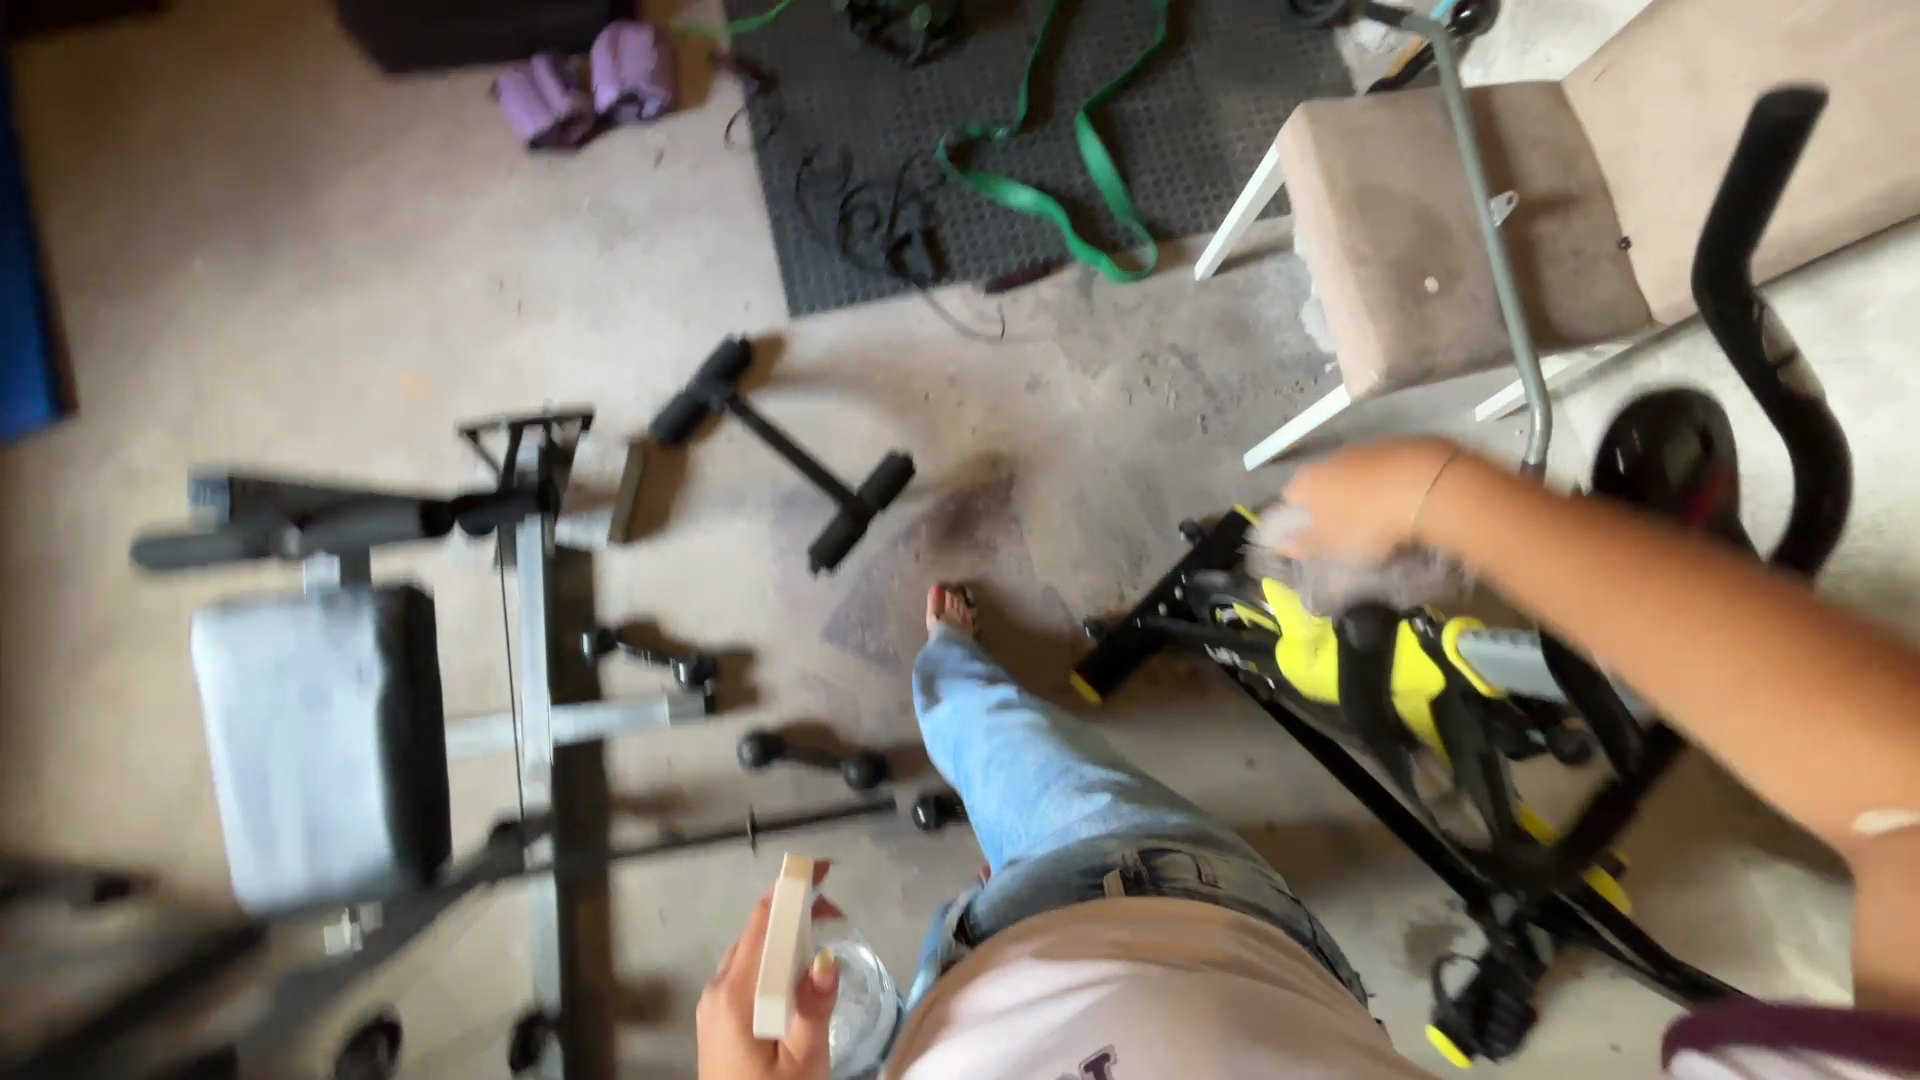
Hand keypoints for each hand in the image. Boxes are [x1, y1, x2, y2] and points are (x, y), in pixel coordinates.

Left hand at [697, 861, 843, 1079]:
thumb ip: (813, 1011)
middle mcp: (717, 990)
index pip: (763, 920)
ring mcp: (713, 1005)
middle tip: (838, 914)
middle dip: (795, 909)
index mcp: (734, 994)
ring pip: (752, 949)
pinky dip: (775, 957)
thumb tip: (824, 958)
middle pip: (757, 930)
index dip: (793, 887)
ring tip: (824, 934)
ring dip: (787, 933)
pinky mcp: (718, 1021)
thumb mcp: (802, 1066)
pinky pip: (747, 971)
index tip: (826, 870)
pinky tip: (797, 972)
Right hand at [1279, 437, 1473, 561]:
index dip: (1301, 517)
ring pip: (1355, 472)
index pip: (1290, 497)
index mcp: (1307, 482)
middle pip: (1323, 482)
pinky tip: (1409, 498)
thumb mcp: (1334, 544)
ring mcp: (1366, 448)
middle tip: (1351, 528)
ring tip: (1384, 514)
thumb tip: (1283, 545)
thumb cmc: (1369, 521)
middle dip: (1333, 502)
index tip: (1318, 534)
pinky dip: (1392, 479)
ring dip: (1363, 490)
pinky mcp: (1401, 443)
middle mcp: (1329, 459)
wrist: (1429, 485)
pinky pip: (1388, 466)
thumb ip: (1306, 544)